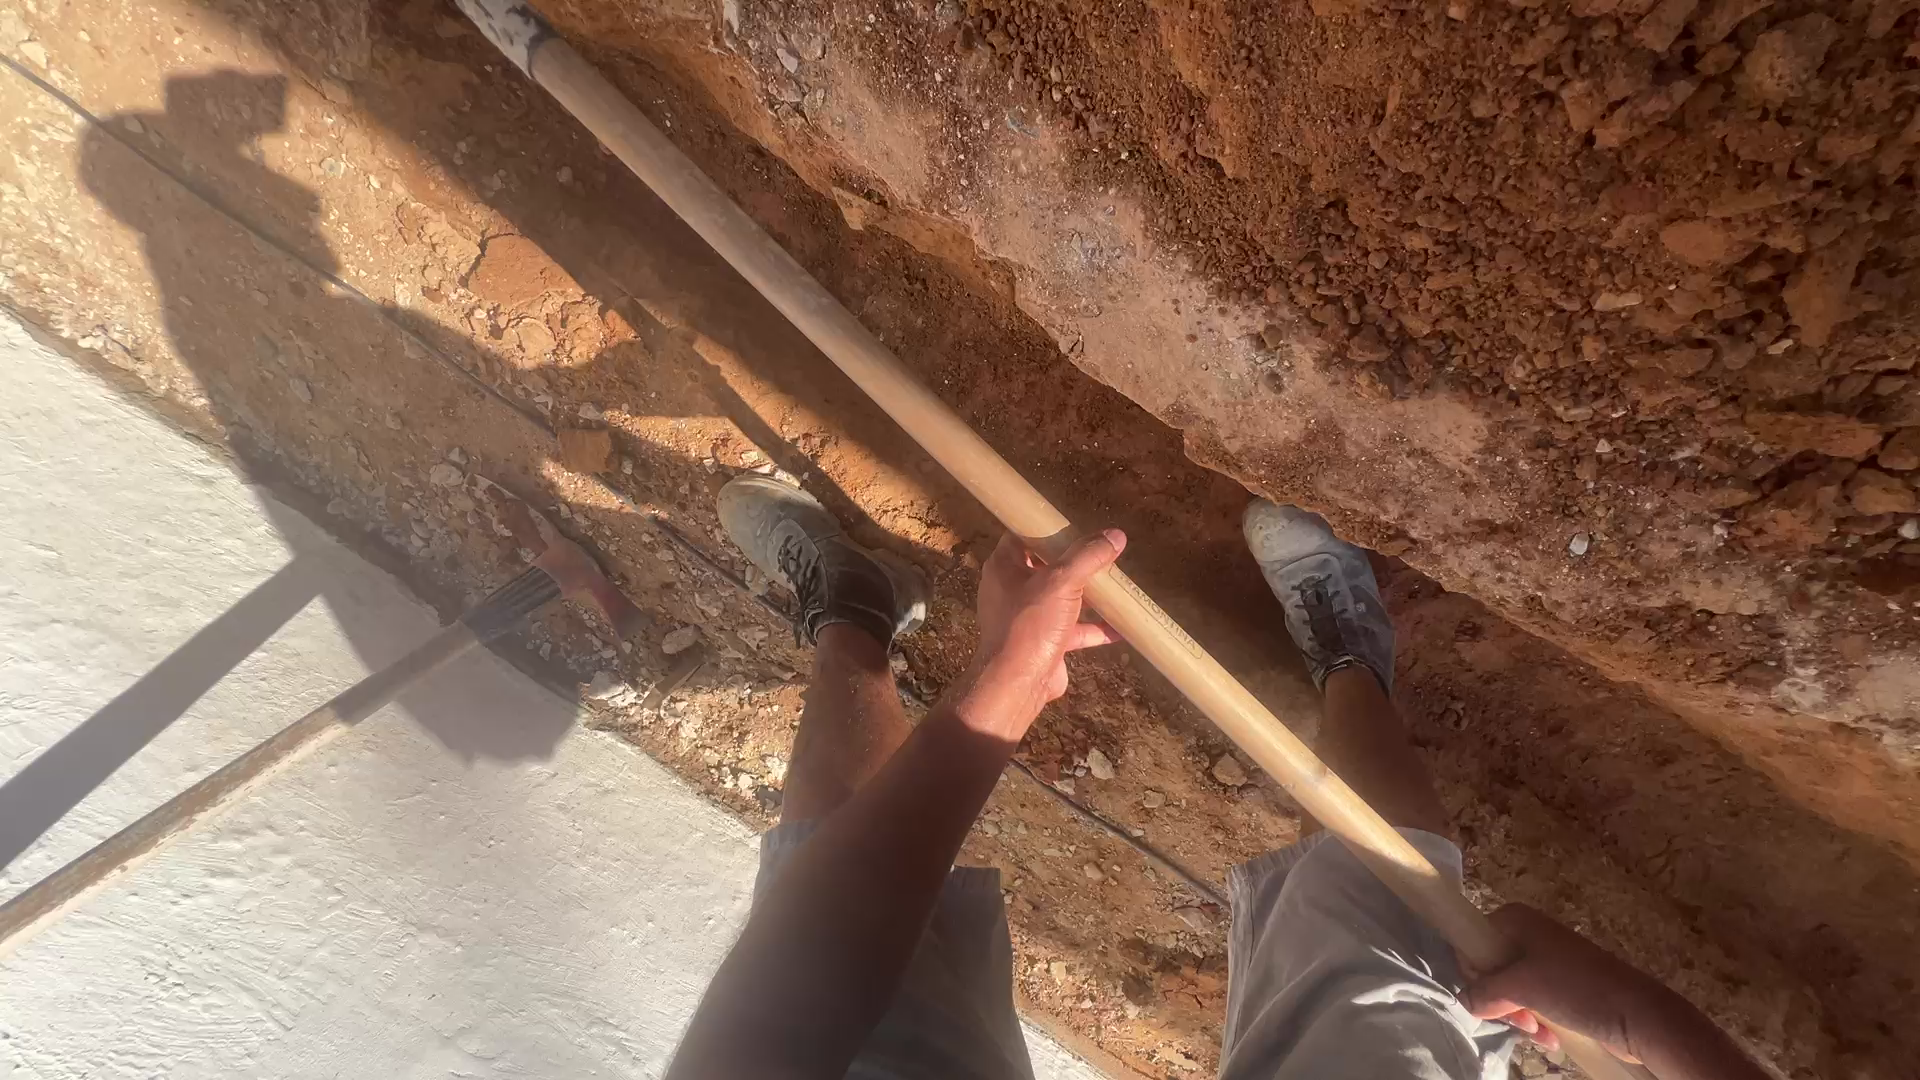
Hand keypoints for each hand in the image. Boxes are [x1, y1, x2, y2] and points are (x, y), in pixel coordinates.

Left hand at [950, 530, 1125, 740]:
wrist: (1019, 683)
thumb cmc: (1031, 624)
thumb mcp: (1062, 582)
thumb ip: (1088, 557)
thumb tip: (1116, 535)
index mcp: (1004, 567)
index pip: (1021, 536)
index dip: (1046, 530)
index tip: (1075, 526)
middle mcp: (1011, 590)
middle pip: (1045, 567)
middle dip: (1073, 562)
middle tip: (1101, 553)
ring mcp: (1027, 618)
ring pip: (1060, 598)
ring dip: (1086, 594)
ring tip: (1114, 585)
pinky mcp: (1043, 642)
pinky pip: (1072, 629)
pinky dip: (1094, 628)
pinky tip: (1121, 627)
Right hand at [1464, 904, 1670, 1063]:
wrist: (1645, 1016)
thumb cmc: (1577, 988)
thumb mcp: (1521, 988)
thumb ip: (1483, 993)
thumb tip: (1463, 1002)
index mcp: (1513, 919)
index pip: (1472, 945)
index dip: (1475, 976)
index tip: (1492, 1002)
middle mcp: (1527, 933)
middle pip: (1491, 969)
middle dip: (1502, 1002)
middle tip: (1520, 1023)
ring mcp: (1548, 959)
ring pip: (1512, 988)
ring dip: (1520, 1015)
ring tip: (1539, 1035)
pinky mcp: (1566, 984)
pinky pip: (1535, 999)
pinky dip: (1538, 1018)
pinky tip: (1552, 1039)